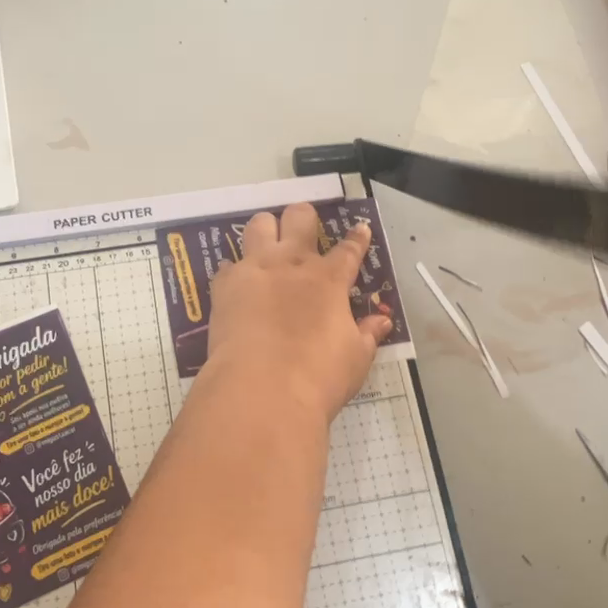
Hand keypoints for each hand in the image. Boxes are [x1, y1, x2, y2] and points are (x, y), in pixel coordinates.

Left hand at [202, 203, 393, 423]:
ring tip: (268, 245)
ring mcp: (255, 269)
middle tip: (305, 231)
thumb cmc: (318, 377)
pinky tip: (238, 283)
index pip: (349, 250)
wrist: (261, 389)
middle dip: (304, 217)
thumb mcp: (355, 359)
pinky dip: (235, 271)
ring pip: (259, 225)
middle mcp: (292, 263)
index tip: (359, 228)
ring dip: (266, 230)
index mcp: (329, 280)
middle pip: (299, 218)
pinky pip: (228, 265)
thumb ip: (367, 334)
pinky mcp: (224, 285)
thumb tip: (382, 320)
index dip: (357, 238)